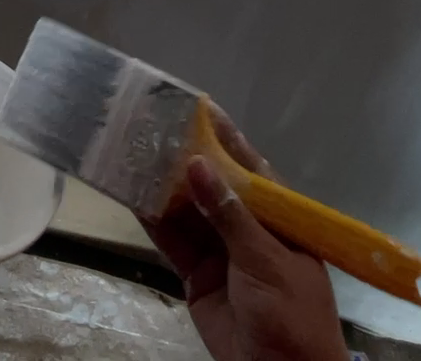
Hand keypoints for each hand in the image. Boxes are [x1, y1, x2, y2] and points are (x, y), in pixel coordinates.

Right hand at [142, 113, 350, 360]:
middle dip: (182, 157)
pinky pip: (169, 237)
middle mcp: (244, 225)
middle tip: (149, 126)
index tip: (197, 106)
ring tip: (130, 152)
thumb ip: (228, 214)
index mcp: (275, 218)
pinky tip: (128, 193)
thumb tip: (197, 164)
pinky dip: (149, 217)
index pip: (249, 167)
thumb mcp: (265, 260)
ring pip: (184, 206)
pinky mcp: (194, 270)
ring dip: (160, 184)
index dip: (224, 137)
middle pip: (209, 183)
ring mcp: (217, 248)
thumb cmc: (292, 315)